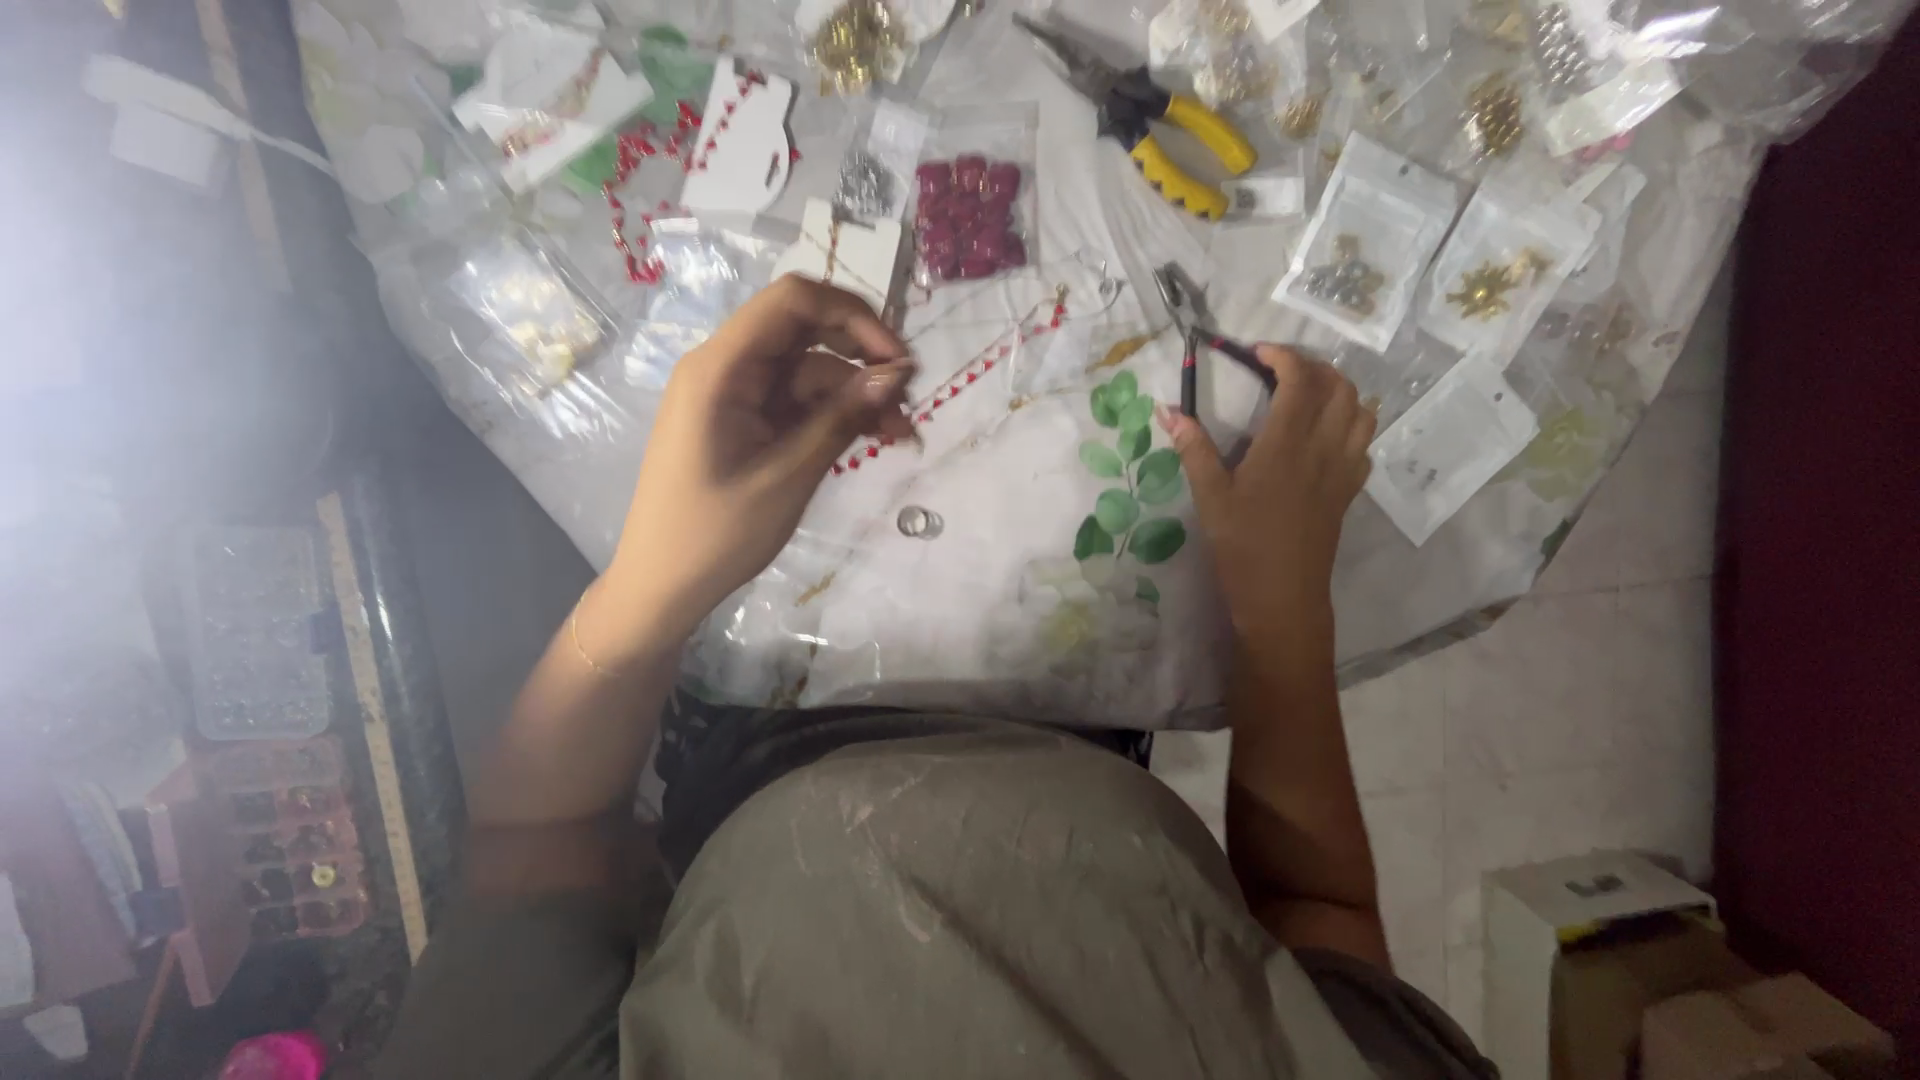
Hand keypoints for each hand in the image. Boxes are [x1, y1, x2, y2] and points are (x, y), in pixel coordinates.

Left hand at [606, 276, 914, 636]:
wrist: (663, 583)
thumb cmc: (716, 534)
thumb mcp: (788, 476)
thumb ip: (841, 418)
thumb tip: (896, 374)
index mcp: (720, 368)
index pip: (792, 301)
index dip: (852, 316)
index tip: (896, 359)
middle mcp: (726, 367)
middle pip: (804, 331)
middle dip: (861, 356)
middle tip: (906, 397)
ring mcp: (735, 394)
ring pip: (808, 370)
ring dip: (855, 394)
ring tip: (899, 434)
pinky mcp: (744, 420)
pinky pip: (797, 401)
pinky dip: (834, 414)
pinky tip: (871, 436)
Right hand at [1158, 346, 1373, 648]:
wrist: (1283, 596)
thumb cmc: (1242, 546)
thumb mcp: (1210, 497)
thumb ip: (1193, 449)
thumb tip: (1167, 409)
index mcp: (1286, 445)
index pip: (1300, 381)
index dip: (1284, 357)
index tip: (1258, 352)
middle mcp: (1324, 449)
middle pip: (1339, 386)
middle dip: (1313, 366)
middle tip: (1281, 369)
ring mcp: (1343, 469)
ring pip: (1361, 410)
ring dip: (1340, 389)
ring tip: (1308, 391)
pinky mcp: (1350, 490)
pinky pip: (1365, 442)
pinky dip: (1353, 422)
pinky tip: (1328, 433)